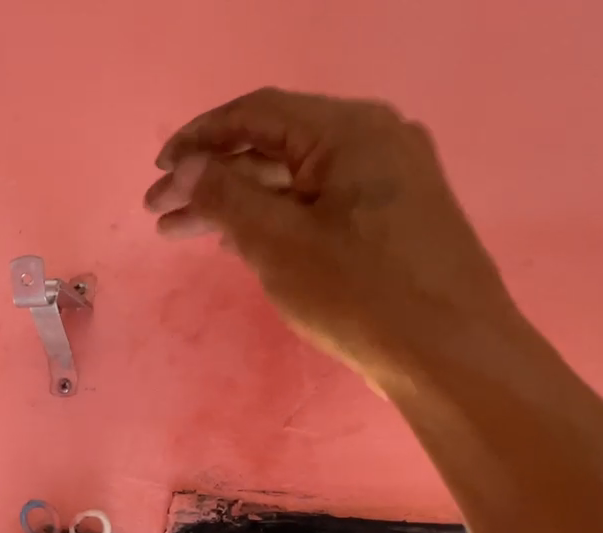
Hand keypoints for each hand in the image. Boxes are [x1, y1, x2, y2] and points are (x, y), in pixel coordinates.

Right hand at [144, 88, 527, 382]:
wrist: (445, 349)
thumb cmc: (356, 291)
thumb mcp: (276, 242)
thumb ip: (225, 196)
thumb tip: (186, 166)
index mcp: (349, 131)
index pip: (257, 113)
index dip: (199, 138)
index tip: (157, 171)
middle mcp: (371, 140)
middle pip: (271, 145)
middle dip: (208, 176)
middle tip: (157, 211)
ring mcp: (383, 179)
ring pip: (289, 178)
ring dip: (231, 200)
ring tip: (176, 231)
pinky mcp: (385, 216)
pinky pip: (312, 201)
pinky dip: (266, 216)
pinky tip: (230, 241)